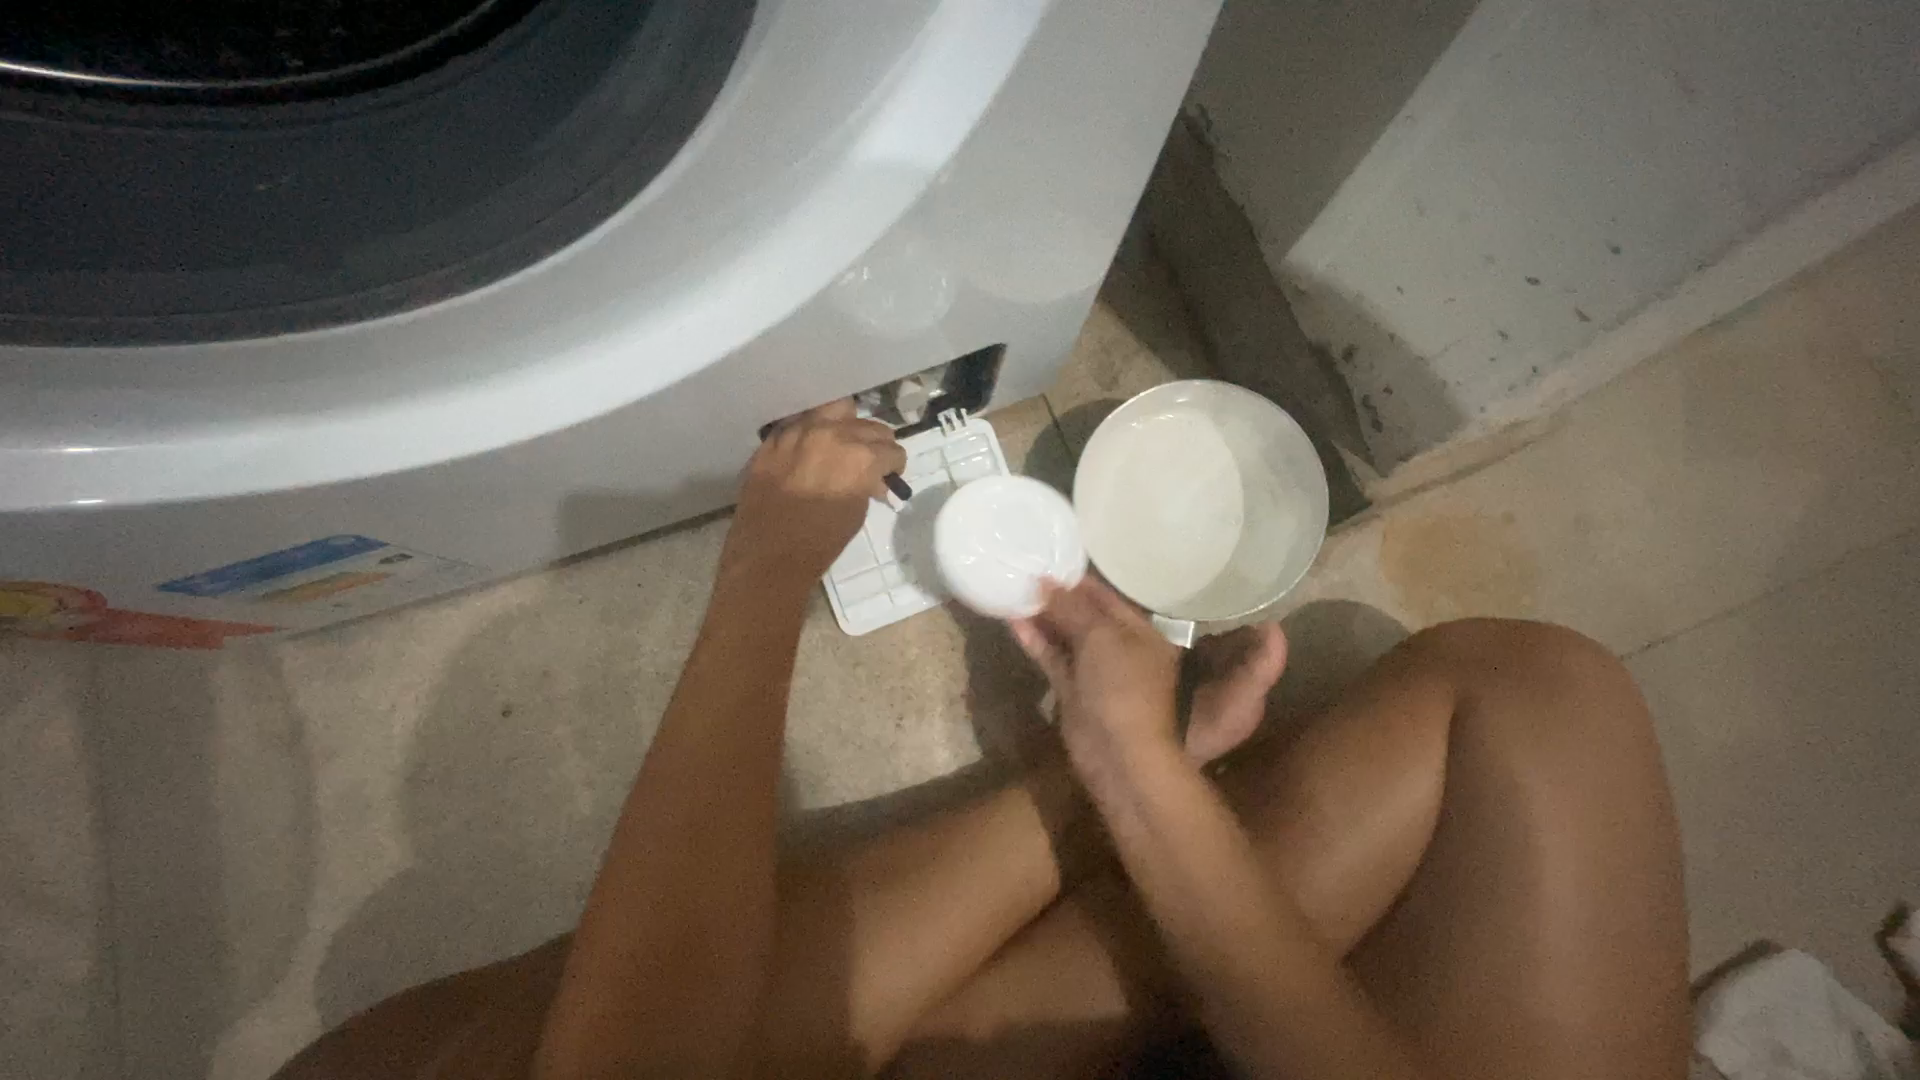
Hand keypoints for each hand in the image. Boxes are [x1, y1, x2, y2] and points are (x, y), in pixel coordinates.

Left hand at [724, 399, 905, 584]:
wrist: (768, 554)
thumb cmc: (820, 542)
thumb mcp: (857, 513)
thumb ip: (868, 485)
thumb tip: (873, 478)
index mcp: (862, 457)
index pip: (892, 450)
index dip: (894, 466)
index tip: (889, 476)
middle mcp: (834, 434)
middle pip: (870, 426)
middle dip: (877, 445)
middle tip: (871, 462)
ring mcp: (801, 431)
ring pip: (838, 409)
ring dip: (848, 425)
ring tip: (844, 444)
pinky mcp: (777, 437)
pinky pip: (803, 421)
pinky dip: (815, 431)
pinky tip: (814, 450)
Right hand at [1009, 578, 1182, 769]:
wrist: (1121, 756)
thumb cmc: (1123, 688)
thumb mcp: (1102, 637)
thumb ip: (1072, 608)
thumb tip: (1044, 582)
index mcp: (1138, 631)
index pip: (1104, 597)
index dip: (1075, 579)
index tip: (1044, 559)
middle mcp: (1118, 648)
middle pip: (1083, 616)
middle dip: (1054, 597)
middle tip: (1020, 572)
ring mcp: (1094, 672)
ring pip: (1064, 637)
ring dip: (1040, 618)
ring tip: (1010, 591)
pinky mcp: (1072, 692)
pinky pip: (1052, 659)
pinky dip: (1035, 641)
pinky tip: (1012, 622)